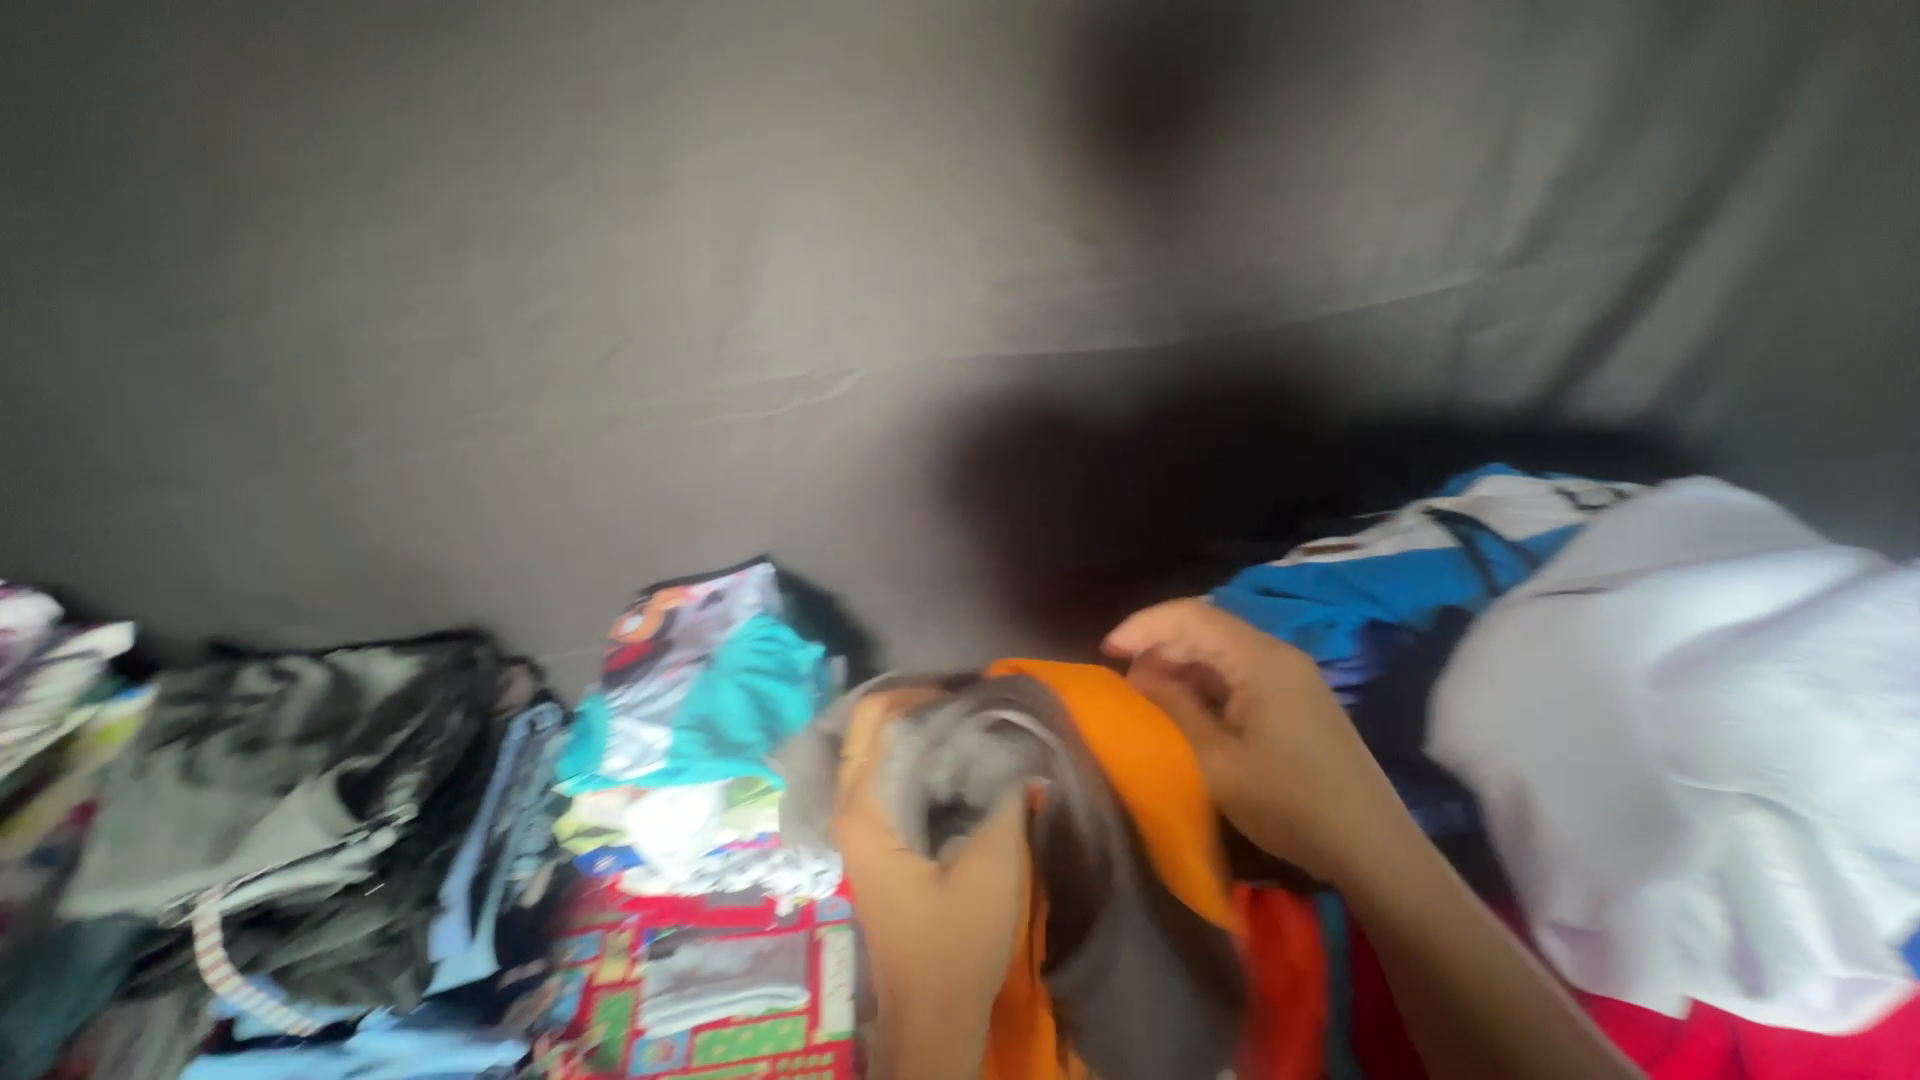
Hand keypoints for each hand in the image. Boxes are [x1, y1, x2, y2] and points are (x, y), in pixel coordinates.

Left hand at [831, 689, 1027, 1040]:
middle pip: (870, 728)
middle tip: (969, 703)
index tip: (970, 694)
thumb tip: (1021, 749)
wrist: (932, 1012)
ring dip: (916, 728)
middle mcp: (851, 808)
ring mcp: (858, 825)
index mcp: (866, 809)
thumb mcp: (993, 867)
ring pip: (876, 750)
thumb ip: (1007, 800)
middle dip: (916, 705)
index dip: (922, 695)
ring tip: (967, 721)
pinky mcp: (874, 839)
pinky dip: (915, 754)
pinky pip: (885, 774)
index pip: (878, 719)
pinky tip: (954, 757)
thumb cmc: (956, 943)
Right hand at [1103, 599, 1413, 885]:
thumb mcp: (1216, 760)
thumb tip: (1139, 674)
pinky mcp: (1297, 700)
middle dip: (1159, 647)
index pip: (1191, 615)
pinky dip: (1206, 685)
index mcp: (1261, 660)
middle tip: (1124, 685)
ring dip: (1181, 668)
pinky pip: (1241, 674)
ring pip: (1222, 652)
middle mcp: (1278, 655)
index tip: (1106, 653)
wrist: (1371, 847)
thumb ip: (1172, 708)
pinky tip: (1187, 714)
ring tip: (1147, 701)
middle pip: (1207, 628)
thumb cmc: (1289, 803)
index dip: (1143, 625)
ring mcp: (1293, 677)